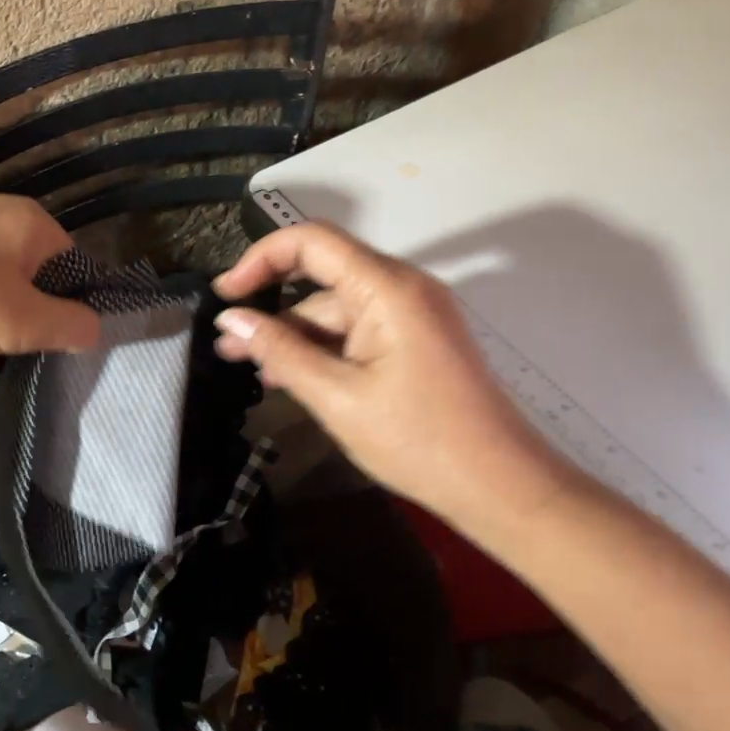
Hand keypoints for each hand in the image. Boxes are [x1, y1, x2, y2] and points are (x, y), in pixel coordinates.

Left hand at [0, 194, 100, 356]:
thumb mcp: (23, 324)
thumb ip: (71, 325)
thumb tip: (95, 328)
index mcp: (30, 217)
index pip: (73, 262)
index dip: (68, 302)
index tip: (46, 334)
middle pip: (37, 262)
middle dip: (31, 301)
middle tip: (12, 335)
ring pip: (1, 264)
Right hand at [211, 222, 574, 526]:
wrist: (502, 489)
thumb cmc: (418, 441)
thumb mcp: (336, 397)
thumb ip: (280, 351)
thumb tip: (231, 320)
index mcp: (388, 288)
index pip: (311, 241)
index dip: (261, 258)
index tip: (227, 295)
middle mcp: (402, 287)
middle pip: (322, 276)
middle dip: (271, 305)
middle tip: (227, 343)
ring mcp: (412, 313)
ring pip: (335, 308)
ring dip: (293, 334)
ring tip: (248, 366)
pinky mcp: (415, 339)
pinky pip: (357, 329)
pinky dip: (322, 347)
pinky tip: (288, 375)